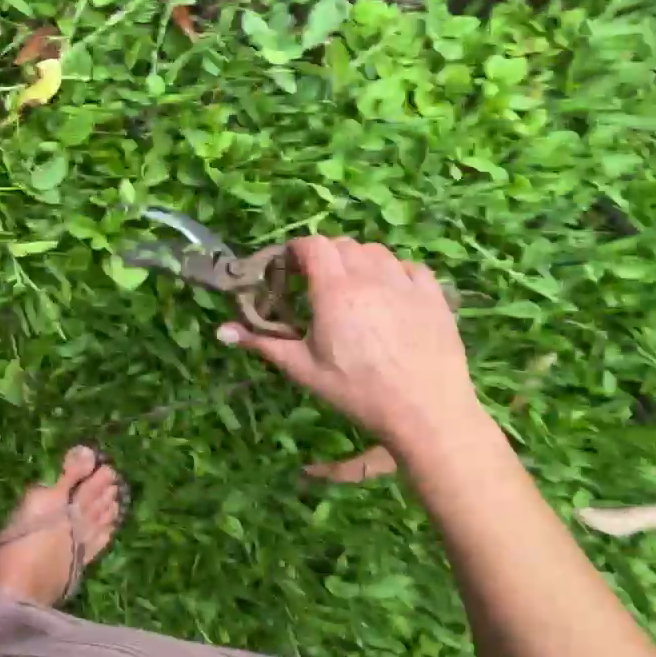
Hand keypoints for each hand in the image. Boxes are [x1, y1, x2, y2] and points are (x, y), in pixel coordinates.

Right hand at [219, 236, 487, 454]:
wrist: (426, 412)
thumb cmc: (356, 391)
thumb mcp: (302, 369)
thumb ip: (262, 343)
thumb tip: (220, 331)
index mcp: (335, 291)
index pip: (313, 245)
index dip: (297, 250)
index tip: (288, 269)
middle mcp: (371, 278)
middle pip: (343, 244)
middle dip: (324, 256)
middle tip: (313, 282)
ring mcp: (407, 285)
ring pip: (377, 252)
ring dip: (357, 260)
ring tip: (350, 286)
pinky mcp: (435, 297)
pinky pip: (410, 267)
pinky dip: (394, 271)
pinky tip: (388, 292)